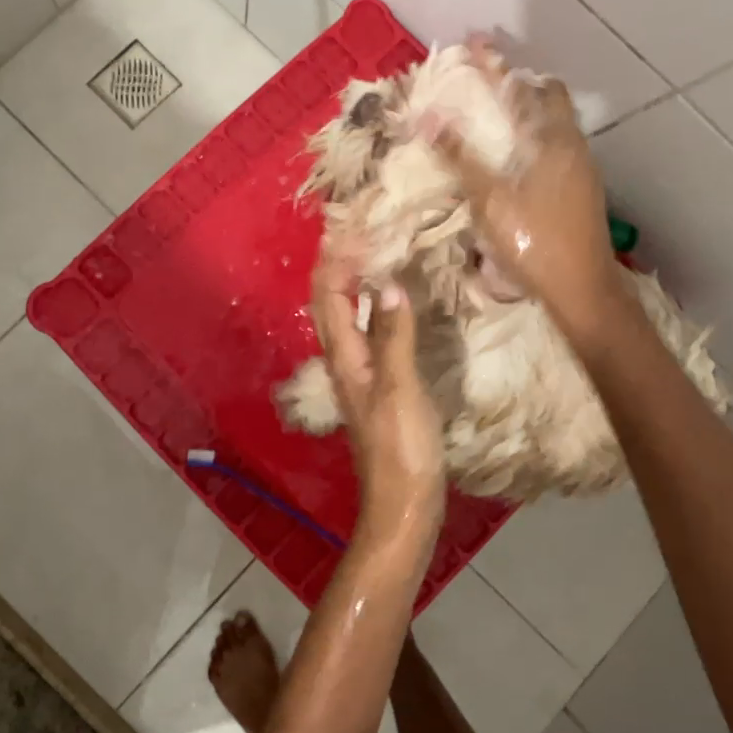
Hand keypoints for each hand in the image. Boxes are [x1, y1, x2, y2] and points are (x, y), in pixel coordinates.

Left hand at [309, 245, 446, 520]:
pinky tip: (393, 308)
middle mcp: (345, 363)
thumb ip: (393, 335)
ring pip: (347, 321)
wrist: (403, 505)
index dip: (334, 261)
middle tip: (358, 233)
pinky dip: (374, 312)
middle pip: (330, 306)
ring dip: (353, 287)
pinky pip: (368, 338)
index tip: (350, 227)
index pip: (328, 298)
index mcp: (345, 358)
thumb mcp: (399, 388)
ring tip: (373, 258)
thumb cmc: (401, 448)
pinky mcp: (378, 390)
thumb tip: (387, 283)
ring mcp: (360, 378)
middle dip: (337, 268)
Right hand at [432, 40, 638, 343]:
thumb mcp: (489, 199)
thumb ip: (459, 157)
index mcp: (551, 138)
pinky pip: (555, 146)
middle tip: (486, 85)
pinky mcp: (580, 189)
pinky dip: (532, 138)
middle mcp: (572, 144)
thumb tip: (429, 119)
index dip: (496, 64)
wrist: (582, 289)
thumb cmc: (533, 241)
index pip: (522, 85)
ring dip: (526, 112)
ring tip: (492, 119)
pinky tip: (511, 160)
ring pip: (554, 123)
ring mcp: (581, 168)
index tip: (474, 42)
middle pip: (548, 97)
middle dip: (518, 84)